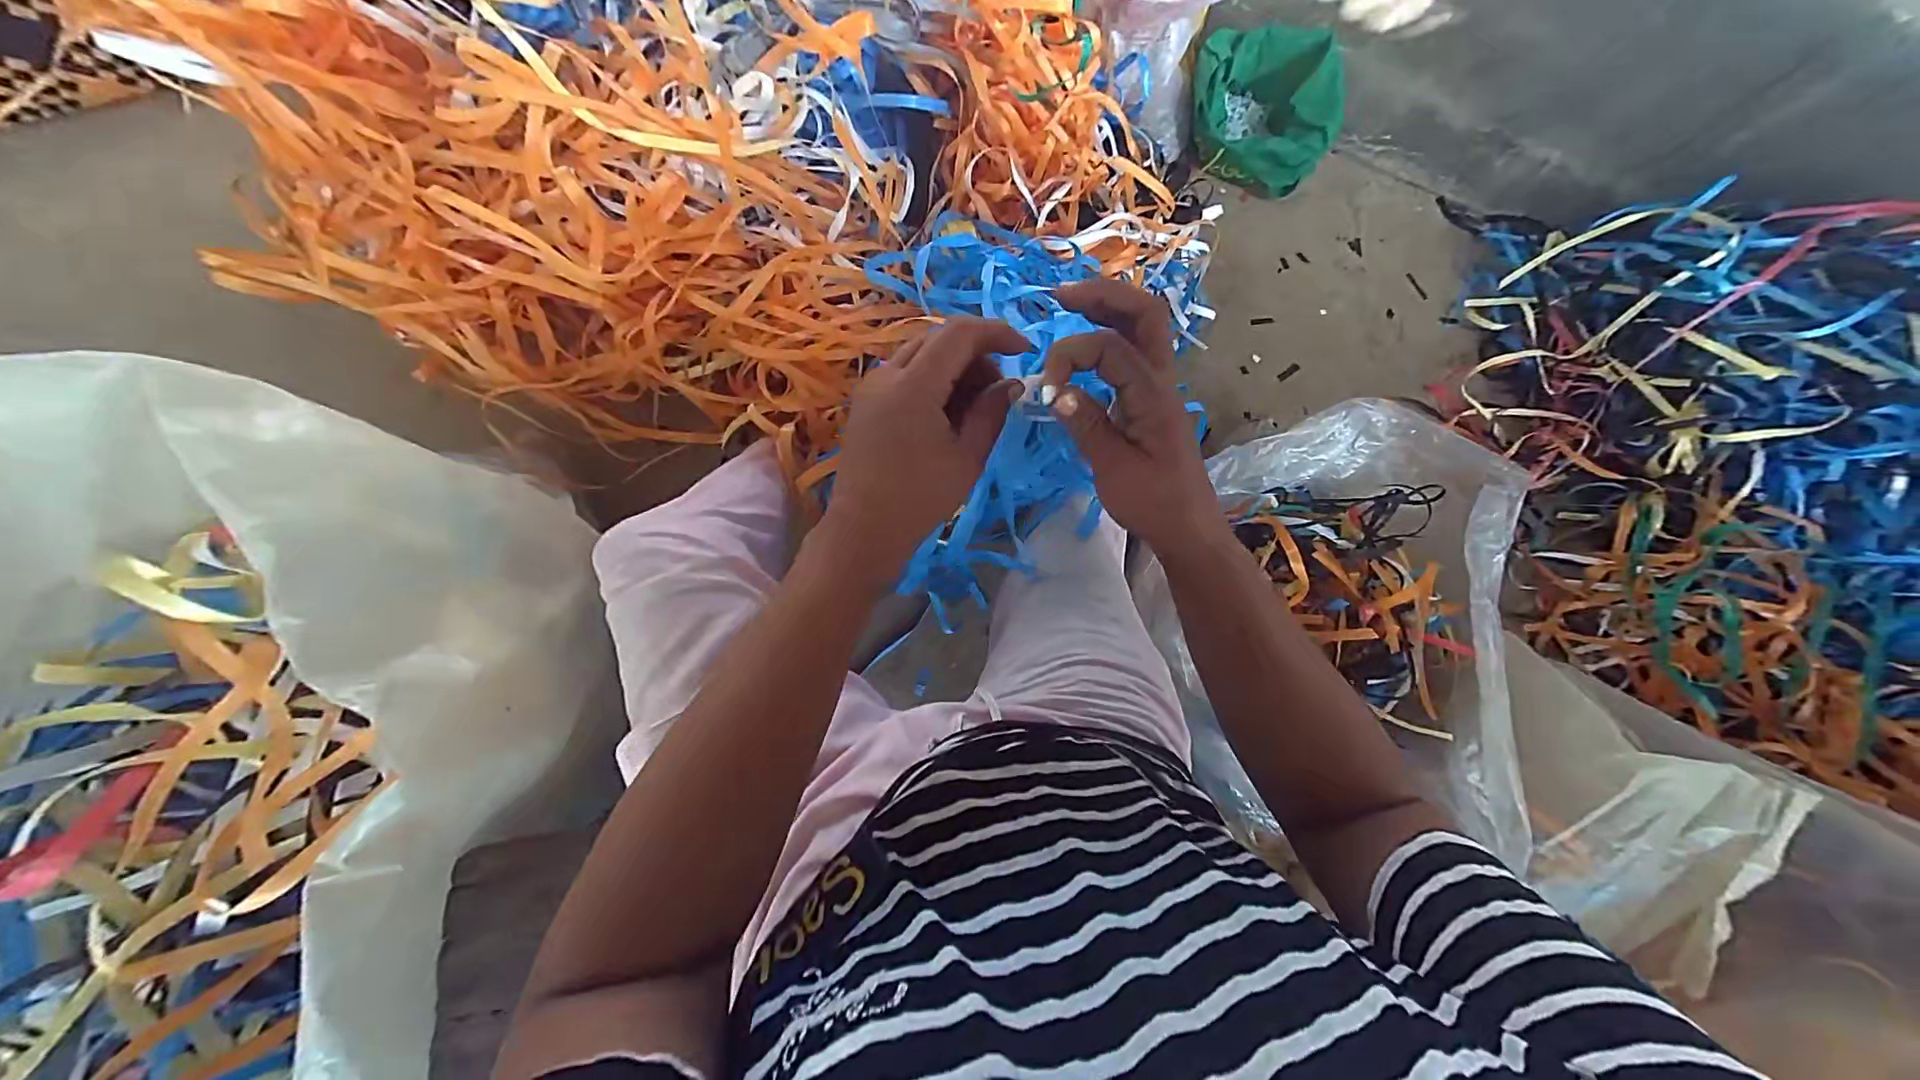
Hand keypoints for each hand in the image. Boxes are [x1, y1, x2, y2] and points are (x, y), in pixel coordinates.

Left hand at [825, 317, 1025, 574]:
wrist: (864, 528)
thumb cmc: (921, 498)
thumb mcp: (968, 457)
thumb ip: (992, 412)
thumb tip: (1011, 384)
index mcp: (914, 384)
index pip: (960, 333)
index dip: (998, 333)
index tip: (1024, 352)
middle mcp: (887, 373)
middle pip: (939, 338)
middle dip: (977, 353)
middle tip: (999, 390)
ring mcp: (871, 385)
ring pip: (921, 353)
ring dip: (954, 366)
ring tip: (974, 407)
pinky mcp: (866, 401)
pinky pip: (905, 372)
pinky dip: (932, 379)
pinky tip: (946, 413)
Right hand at [1041, 280, 1223, 557]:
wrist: (1187, 527)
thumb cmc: (1153, 502)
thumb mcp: (1113, 468)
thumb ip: (1086, 424)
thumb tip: (1056, 391)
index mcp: (1152, 394)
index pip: (1108, 346)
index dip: (1069, 356)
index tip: (1047, 392)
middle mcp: (1160, 381)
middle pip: (1144, 313)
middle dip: (1103, 295)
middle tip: (1061, 296)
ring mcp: (1157, 388)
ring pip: (1142, 328)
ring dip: (1108, 309)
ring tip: (1068, 304)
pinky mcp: (1149, 401)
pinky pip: (1132, 353)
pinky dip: (1108, 336)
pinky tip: (1084, 345)